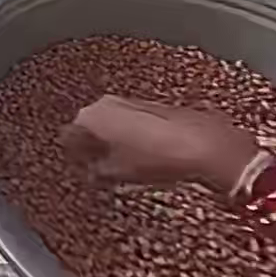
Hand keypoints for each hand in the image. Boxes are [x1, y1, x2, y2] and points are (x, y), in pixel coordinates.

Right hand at [60, 96, 260, 191]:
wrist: (206, 146)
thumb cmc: (158, 157)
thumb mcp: (118, 173)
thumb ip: (96, 171)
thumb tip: (92, 172)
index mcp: (90, 116)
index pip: (69, 134)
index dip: (71, 152)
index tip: (74, 164)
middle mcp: (107, 104)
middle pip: (90, 125)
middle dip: (91, 144)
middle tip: (93, 164)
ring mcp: (132, 103)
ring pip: (111, 122)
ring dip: (111, 139)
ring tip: (118, 162)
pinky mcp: (154, 107)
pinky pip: (131, 122)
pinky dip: (130, 136)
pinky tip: (140, 154)